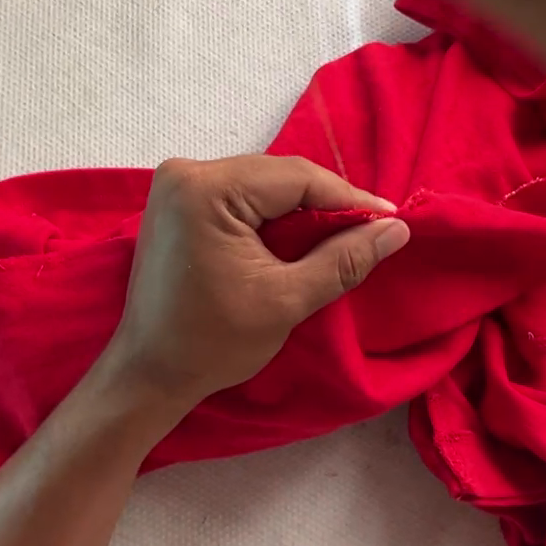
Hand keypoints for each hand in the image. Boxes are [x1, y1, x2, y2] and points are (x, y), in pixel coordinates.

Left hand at [101, 155, 410, 404]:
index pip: (296, 177)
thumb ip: (343, 260)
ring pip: (261, 185)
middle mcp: (186, 172)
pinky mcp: (176, 203)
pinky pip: (239, 197)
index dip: (349, 198)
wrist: (148, 373)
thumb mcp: (286, 301)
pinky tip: (297, 238)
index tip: (392, 219)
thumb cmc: (211, 342)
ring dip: (300, 210)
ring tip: (342, 237)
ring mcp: (176, 185)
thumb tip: (397, 229)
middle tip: (371, 231)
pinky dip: (271, 217)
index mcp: (206, 189)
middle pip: (277, 176)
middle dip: (325, 204)